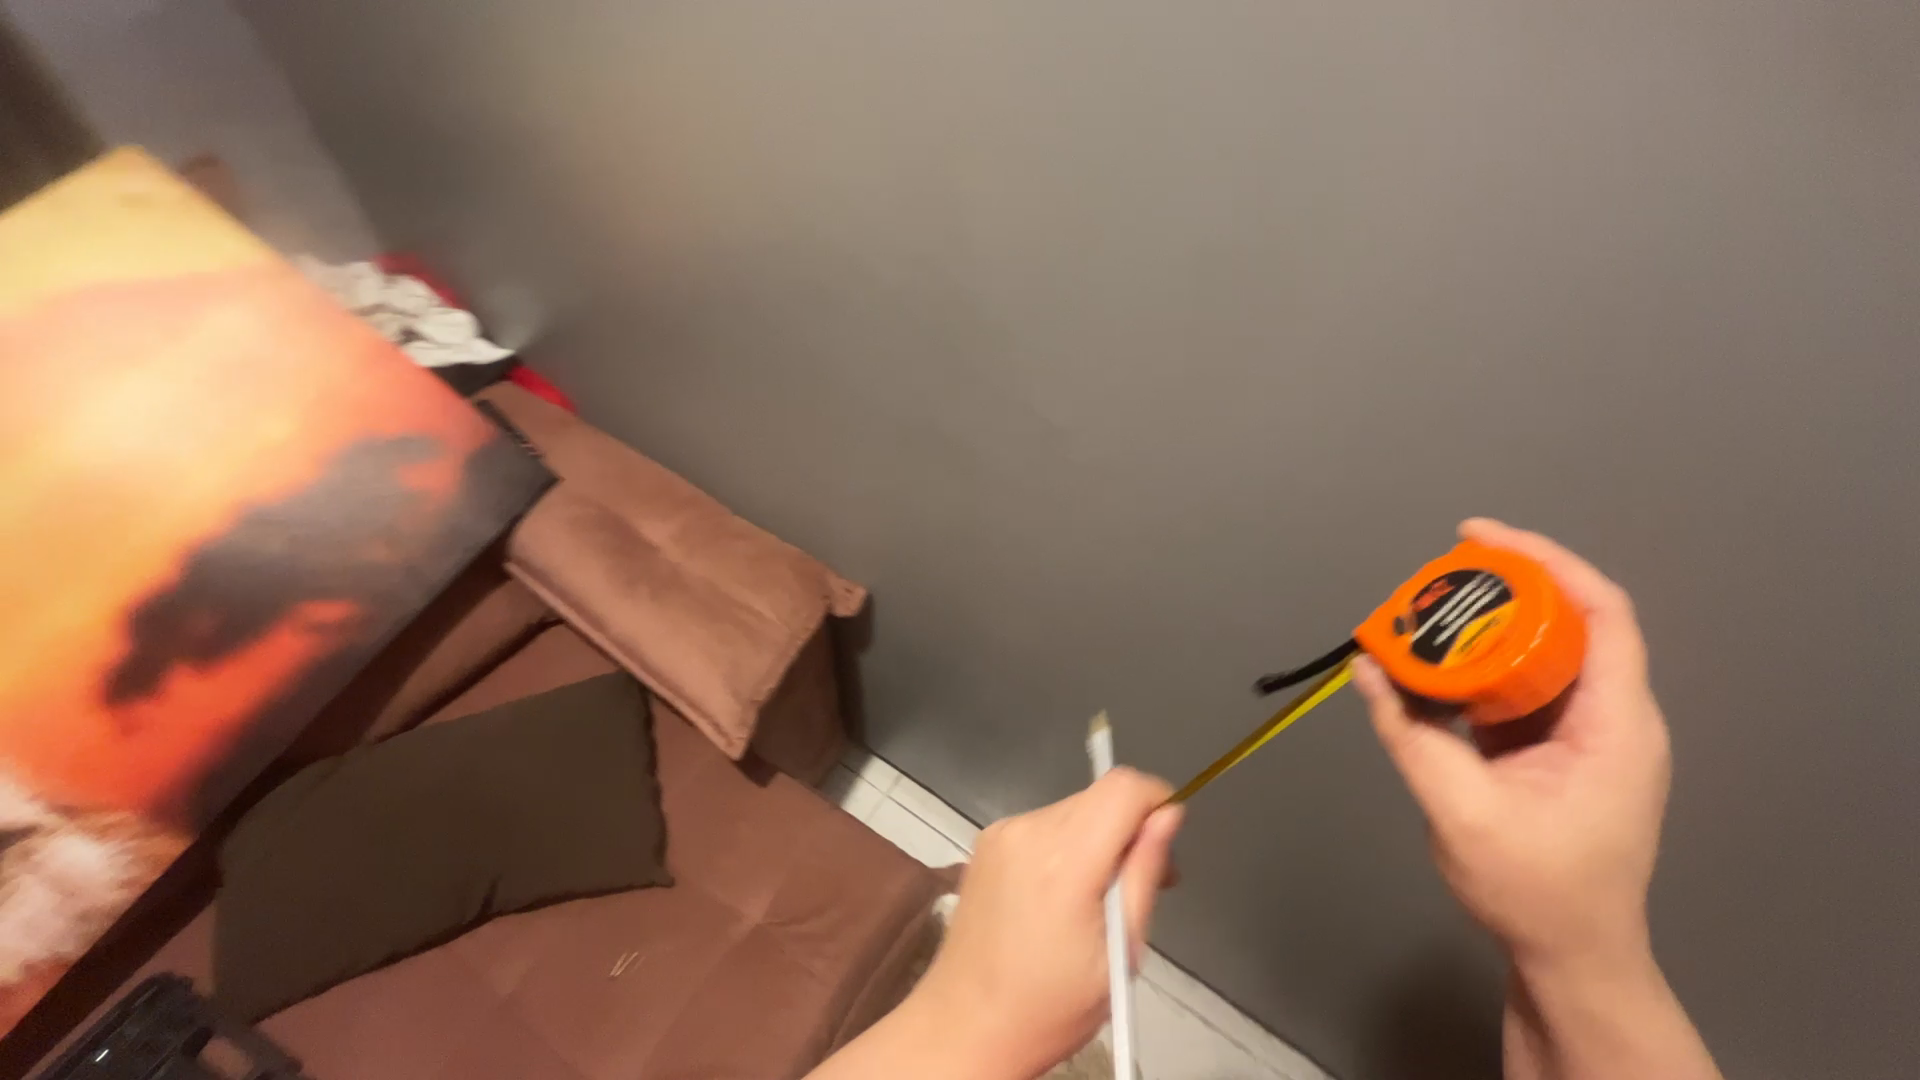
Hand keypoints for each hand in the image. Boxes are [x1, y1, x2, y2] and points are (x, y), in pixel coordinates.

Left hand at [908, 768, 1184, 1078]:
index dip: (1155, 801)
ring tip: (1095, 900)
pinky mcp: (987, 840)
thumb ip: (1144, 874)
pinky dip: (1064, 846)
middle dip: (1129, 828)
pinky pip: (1044, 824)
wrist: (967, 1023)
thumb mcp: (1120, 952)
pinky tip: (1059, 896)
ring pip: (1073, 809)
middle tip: (1139, 888)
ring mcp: (1002, 831)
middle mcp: (1029, 830)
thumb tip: (1167, 816)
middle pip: (1098, 797)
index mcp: (1066, 858)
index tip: (1166, 842)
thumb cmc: (1052, 1004)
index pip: (1122, 786)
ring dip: (1096, 839)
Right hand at [1354, 518, 1670, 972]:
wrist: (1569, 951)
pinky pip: (1513, 686)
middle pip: (1566, 622)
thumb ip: (1408, 732)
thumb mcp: (1459, 807)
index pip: (1600, 615)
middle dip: (1501, 586)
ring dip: (1481, 626)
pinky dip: (1471, 666)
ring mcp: (1580, 731)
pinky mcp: (1550, 745)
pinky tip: (1428, 665)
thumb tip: (1364, 667)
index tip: (1477, 538)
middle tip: (1434, 574)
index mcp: (1613, 724)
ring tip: (1421, 612)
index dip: (1545, 562)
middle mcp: (1607, 715)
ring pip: (1536, 652)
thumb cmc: (1532, 887)